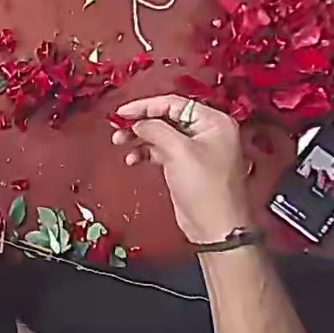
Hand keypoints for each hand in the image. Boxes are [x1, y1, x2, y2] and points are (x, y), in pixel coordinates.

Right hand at [113, 96, 253, 245]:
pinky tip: (132, 160)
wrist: (216, 229)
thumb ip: (157, 130)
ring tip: (119, 142)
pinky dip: (146, 152)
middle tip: (117, 127)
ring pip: (162, 134)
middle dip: (141, 122)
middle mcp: (206, 131)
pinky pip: (162, 150)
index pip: (174, 104)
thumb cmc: (205, 188)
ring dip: (139, 137)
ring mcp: (196, 148)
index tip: (122, 112)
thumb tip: (138, 122)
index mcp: (213, 121)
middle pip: (167, 117)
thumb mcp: (179, 153)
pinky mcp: (186, 164)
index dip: (146, 106)